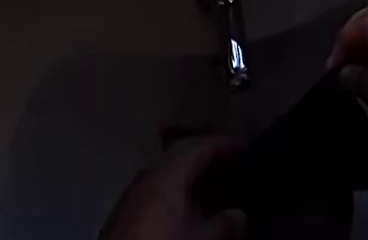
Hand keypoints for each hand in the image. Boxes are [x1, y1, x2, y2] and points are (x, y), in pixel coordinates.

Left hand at [99, 136, 245, 239]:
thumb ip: (223, 225)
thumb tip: (240, 215)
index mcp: (168, 175)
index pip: (201, 146)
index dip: (226, 143)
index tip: (246, 146)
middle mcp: (148, 176)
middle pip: (181, 150)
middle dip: (207, 151)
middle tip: (230, 158)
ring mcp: (132, 194)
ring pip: (166, 168)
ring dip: (189, 169)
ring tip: (209, 181)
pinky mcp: (122, 214)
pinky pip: (153, 186)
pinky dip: (173, 186)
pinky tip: (182, 206)